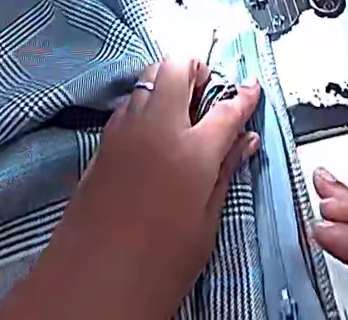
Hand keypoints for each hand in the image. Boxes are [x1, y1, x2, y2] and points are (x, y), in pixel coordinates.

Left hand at [0, 59, 260, 319]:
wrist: (94, 280)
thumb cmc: (159, 262)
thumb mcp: (205, 222)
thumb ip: (225, 171)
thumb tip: (246, 140)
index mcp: (191, 150)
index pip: (226, 109)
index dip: (244, 97)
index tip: (252, 88)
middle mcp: (156, 125)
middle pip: (178, 67)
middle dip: (196, 71)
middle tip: (208, 96)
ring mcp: (126, 126)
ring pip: (151, 76)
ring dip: (170, 82)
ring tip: (184, 112)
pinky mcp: (106, 135)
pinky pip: (132, 100)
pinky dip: (149, 101)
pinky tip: (157, 131)